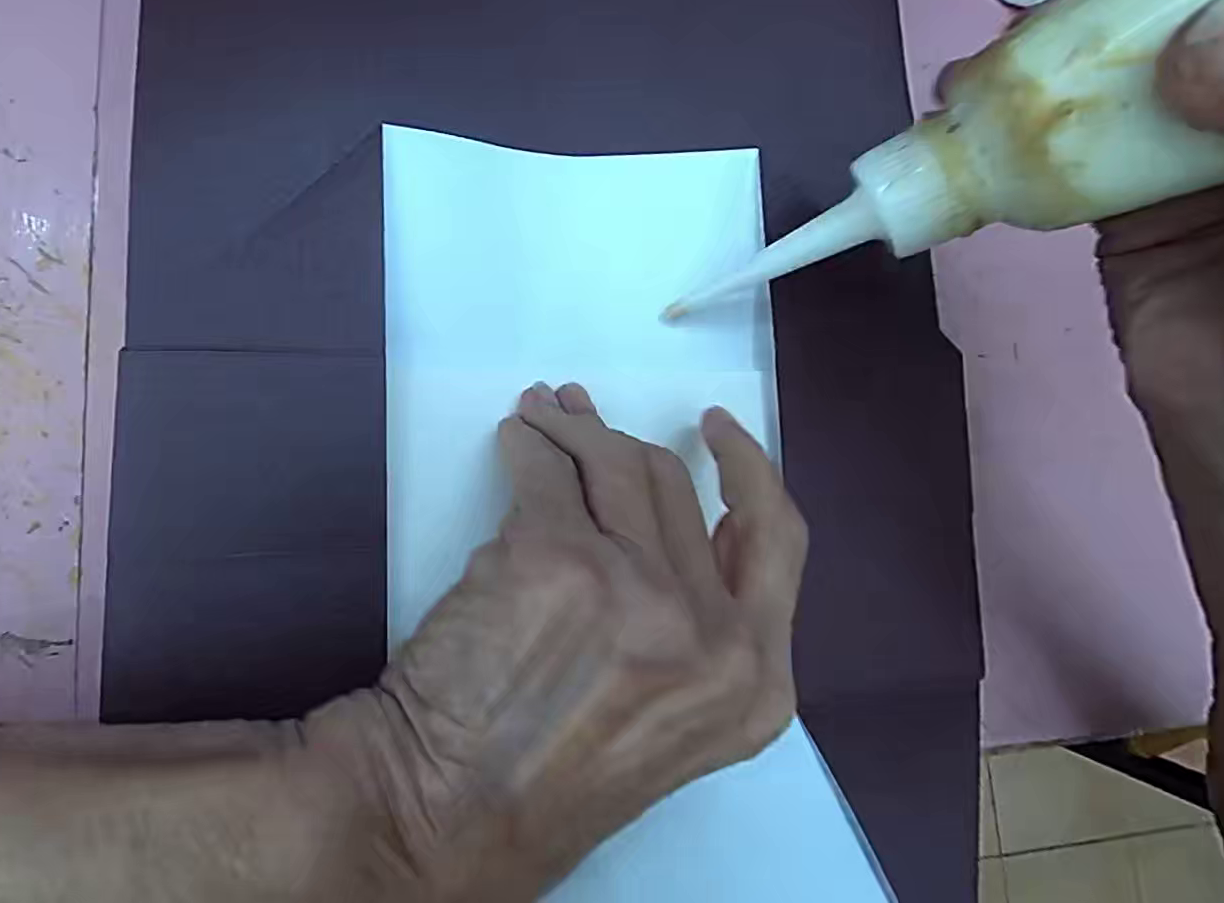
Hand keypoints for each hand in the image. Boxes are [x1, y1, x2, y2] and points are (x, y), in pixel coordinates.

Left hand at [305, 381, 806, 901]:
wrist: (450, 809)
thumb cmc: (549, 767)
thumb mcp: (661, 707)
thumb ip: (685, 616)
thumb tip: (654, 505)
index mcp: (753, 679)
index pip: (772, 536)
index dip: (747, 467)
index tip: (717, 429)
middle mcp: (710, 632)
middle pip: (671, 482)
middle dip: (616, 439)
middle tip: (576, 413)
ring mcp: (634, 587)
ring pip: (612, 461)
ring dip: (569, 426)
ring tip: (540, 414)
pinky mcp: (556, 554)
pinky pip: (546, 466)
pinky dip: (528, 442)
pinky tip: (517, 439)